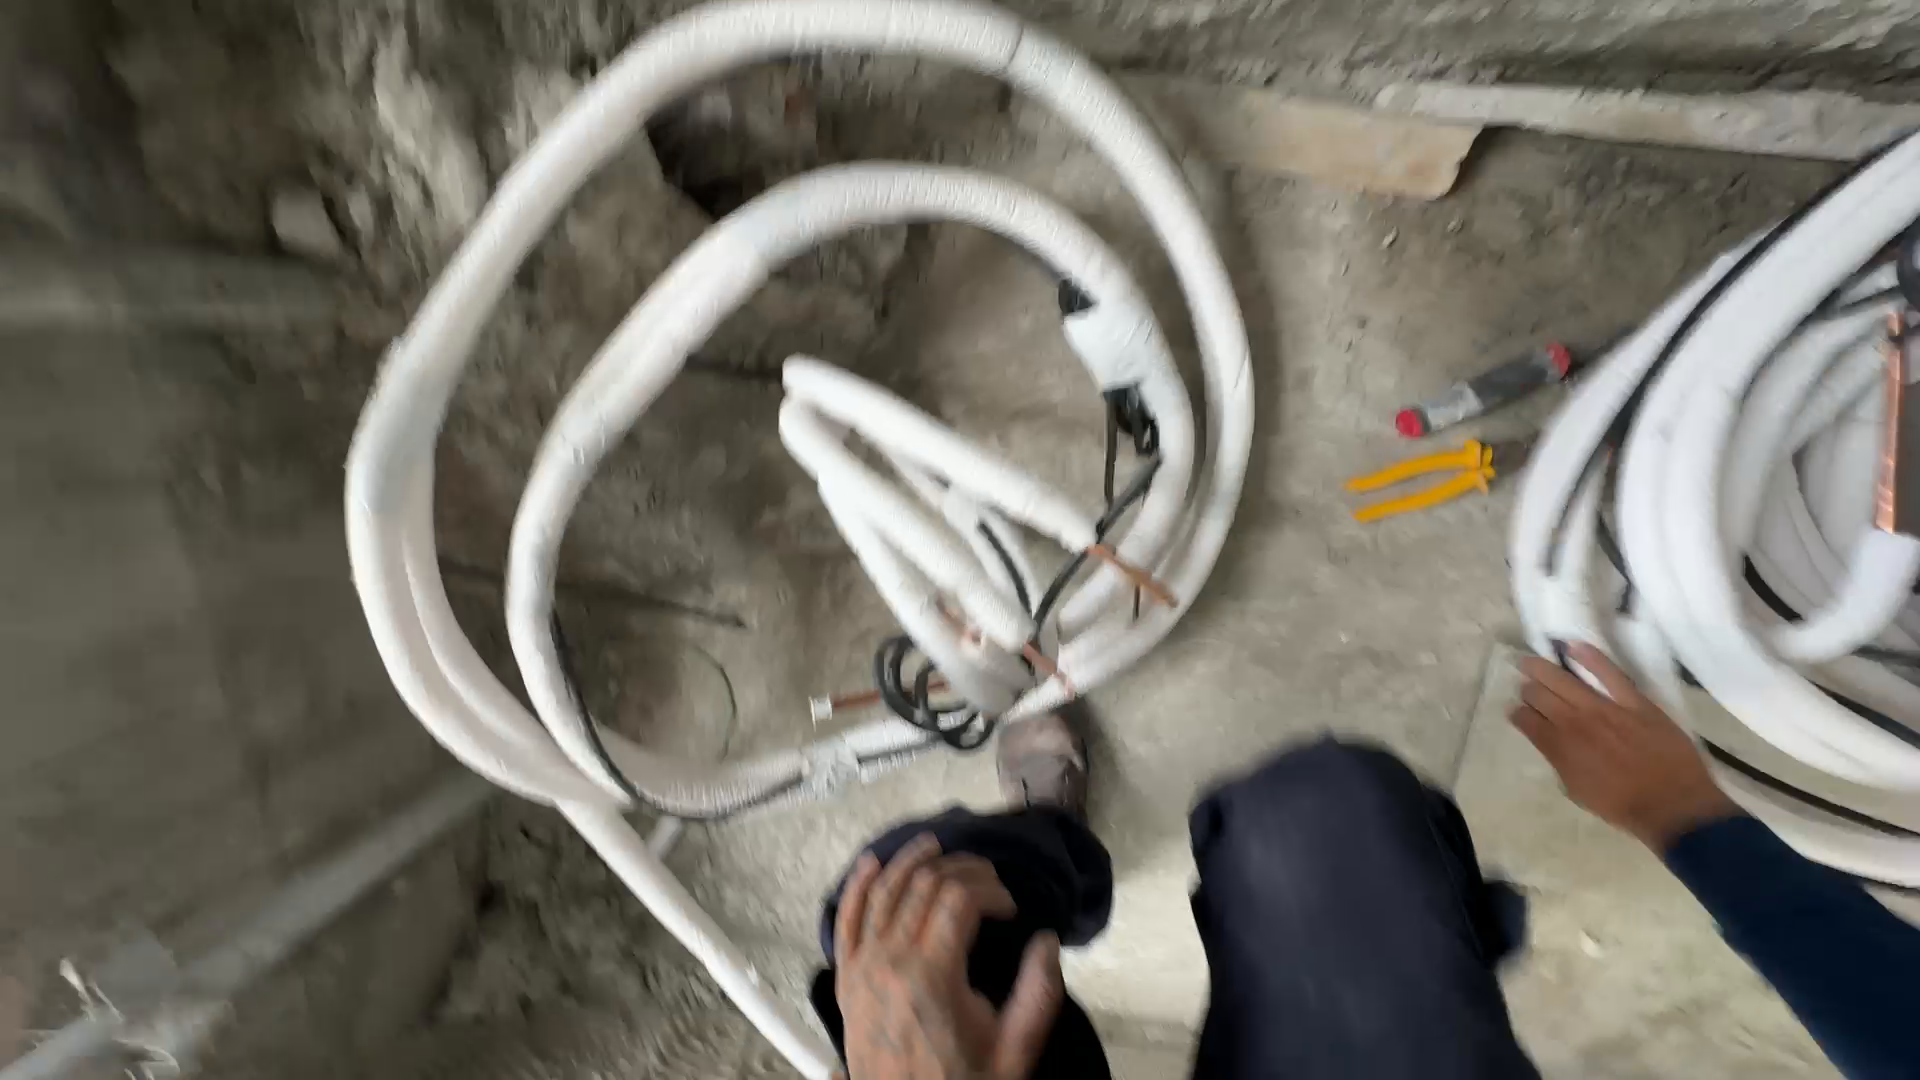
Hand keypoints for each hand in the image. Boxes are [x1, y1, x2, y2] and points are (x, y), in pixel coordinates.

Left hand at [834, 834, 1064, 1079]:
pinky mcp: (844, 975)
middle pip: (924, 883)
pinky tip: (873, 862)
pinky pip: (846, 918)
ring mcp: (861, 965)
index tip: (1010, 907)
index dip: (990, 888)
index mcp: (932, 975)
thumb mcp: (1013, 1052)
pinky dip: (859, 885)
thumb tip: (1048, 940)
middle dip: (962, 868)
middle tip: (989, 879)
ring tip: (937, 845)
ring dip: (911, 860)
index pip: (959, 897)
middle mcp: (890, 959)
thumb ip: (1038, 995)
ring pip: (884, 889)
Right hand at [1510, 642, 1740, 850]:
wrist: (1677, 809)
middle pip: (1537, 693)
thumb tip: (1546, 738)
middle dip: (1527, 689)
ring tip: (1531, 663)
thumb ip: (1556, 757)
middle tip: (1528, 688)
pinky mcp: (1634, 704)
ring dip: (1540, 669)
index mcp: (1556, 745)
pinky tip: (1573, 646)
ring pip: (1561, 679)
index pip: (1522, 717)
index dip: (1518, 714)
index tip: (1521, 715)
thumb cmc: (1622, 805)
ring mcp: (1604, 709)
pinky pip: (1610, 673)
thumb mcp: (1574, 787)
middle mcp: (1572, 722)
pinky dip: (1590, 657)